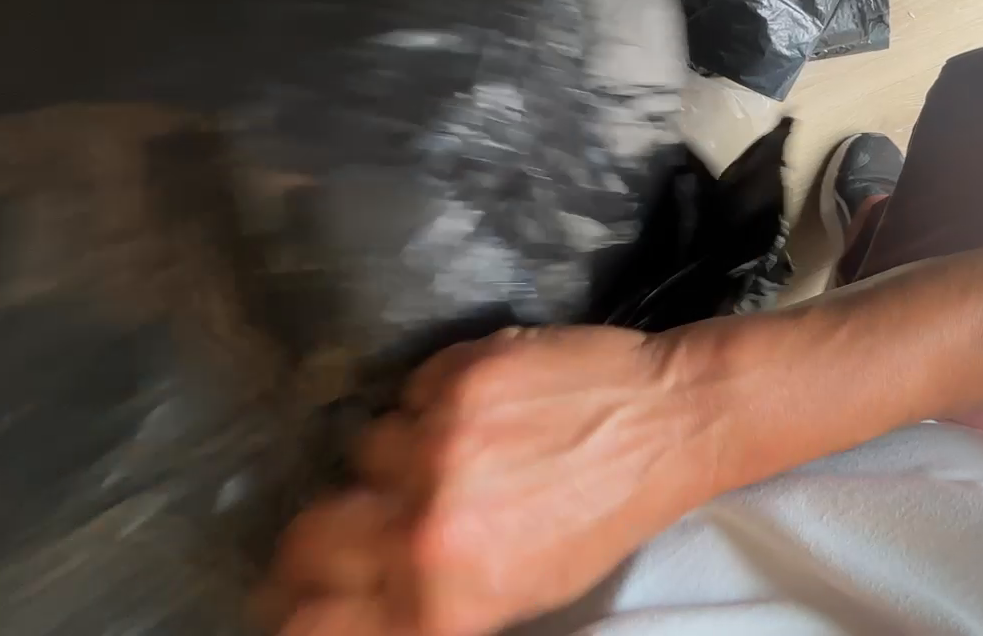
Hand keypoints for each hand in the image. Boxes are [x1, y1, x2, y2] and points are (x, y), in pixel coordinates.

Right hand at [263, 326, 726, 635]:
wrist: (680, 417)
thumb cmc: (614, 506)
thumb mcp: (526, 589)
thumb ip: (430, 604)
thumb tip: (351, 603)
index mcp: (441, 601)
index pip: (303, 623)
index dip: (307, 598)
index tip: (321, 578)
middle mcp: (428, 526)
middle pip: (307, 533)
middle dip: (342, 518)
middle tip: (383, 499)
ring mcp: (444, 441)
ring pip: (365, 444)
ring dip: (406, 443)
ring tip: (471, 437)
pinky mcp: (469, 372)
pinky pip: (412, 384)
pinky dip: (441, 390)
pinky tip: (494, 397)